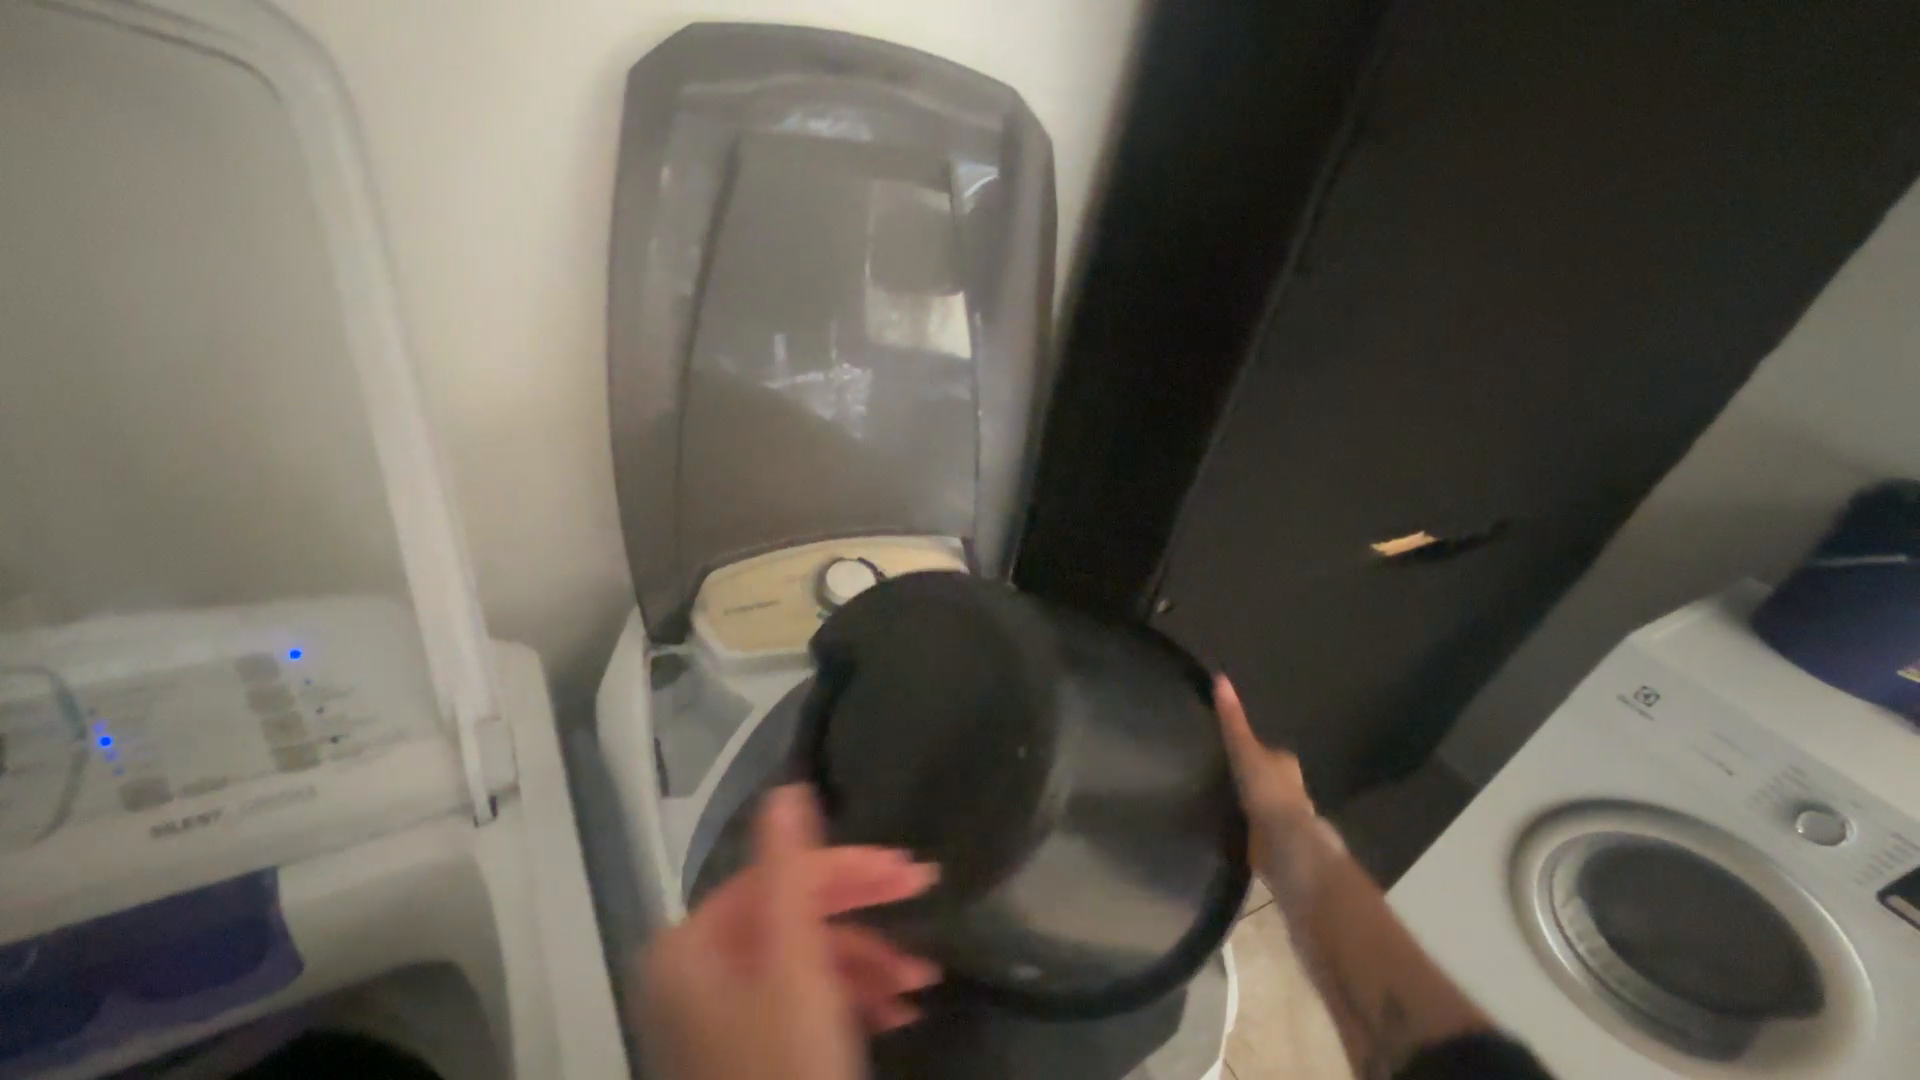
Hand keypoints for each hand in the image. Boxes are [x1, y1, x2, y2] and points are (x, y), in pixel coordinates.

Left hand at [636, 785, 941, 1079]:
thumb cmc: (786, 1063)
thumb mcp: (793, 962)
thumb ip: (789, 867)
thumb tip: (788, 786)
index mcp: (692, 943)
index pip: (776, 873)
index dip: (847, 867)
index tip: (910, 870)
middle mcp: (698, 968)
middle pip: (791, 911)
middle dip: (863, 913)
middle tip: (924, 896)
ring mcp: (723, 1009)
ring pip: (805, 955)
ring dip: (867, 958)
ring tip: (921, 977)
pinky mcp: (751, 1043)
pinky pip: (805, 995)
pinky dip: (851, 994)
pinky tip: (898, 1005)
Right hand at [1215, 674, 1320, 881]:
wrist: (1285, 847)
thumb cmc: (1269, 792)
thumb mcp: (1245, 750)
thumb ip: (1233, 720)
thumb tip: (1220, 677)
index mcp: (1285, 764)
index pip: (1268, 750)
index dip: (1251, 747)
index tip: (1229, 746)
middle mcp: (1288, 788)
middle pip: (1265, 775)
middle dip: (1249, 774)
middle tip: (1218, 769)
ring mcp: (1281, 818)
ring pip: (1260, 802)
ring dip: (1246, 800)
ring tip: (1214, 794)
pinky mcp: (1269, 843)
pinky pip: (1252, 827)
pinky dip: (1242, 824)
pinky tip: (1222, 822)